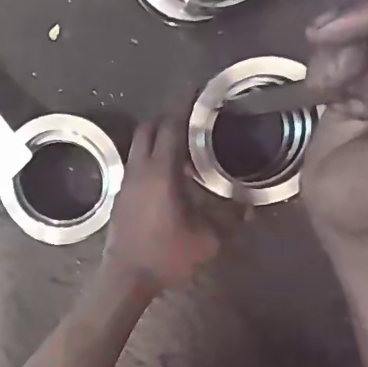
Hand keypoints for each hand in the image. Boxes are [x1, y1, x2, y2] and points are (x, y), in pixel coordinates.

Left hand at [101, 114, 245, 296]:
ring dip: (158, 138)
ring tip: (182, 146)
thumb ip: (230, 217)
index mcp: (161, 172)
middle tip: (191, 118)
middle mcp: (139, 169)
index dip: (184, 105)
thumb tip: (247, 204)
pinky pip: (136, 164)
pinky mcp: (120, 196)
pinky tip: (168, 175)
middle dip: (168, 117)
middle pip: (149, 128)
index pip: (171, 126)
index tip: (195, 89)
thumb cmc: (167, 255)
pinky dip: (151, 157)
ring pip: (139, 146)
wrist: (125, 277)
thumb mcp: (208, 239)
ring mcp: (126, 182)